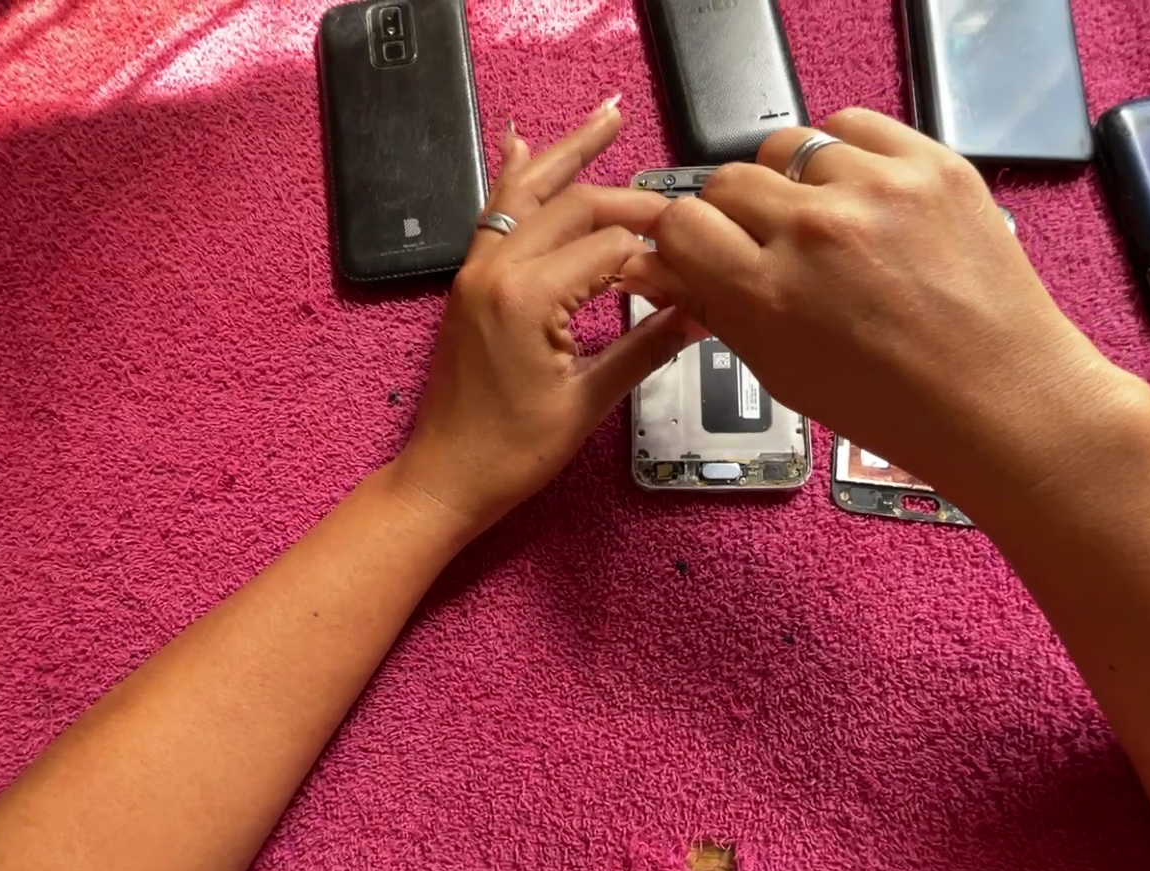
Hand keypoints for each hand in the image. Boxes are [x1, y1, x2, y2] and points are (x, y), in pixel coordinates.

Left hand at [392, 99, 704, 533]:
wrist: (446, 476)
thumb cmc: (514, 453)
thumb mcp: (588, 402)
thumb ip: (646, 348)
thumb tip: (703, 313)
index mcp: (529, 298)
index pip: (611, 246)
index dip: (658, 253)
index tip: (691, 267)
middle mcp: (496, 269)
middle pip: (573, 205)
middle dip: (627, 200)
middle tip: (674, 203)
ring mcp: (474, 273)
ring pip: (526, 194)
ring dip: (567, 155)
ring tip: (607, 115)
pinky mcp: (467, 284)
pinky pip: (493, 217)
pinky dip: (515, 182)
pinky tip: (524, 145)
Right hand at [619, 108, 1149, 504]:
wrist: (991, 395)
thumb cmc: (880, 401)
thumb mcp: (774, 369)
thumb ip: (712, 308)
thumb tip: (655, 270)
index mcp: (768, 294)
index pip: (680, 225)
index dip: (676, 241)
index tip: (691, 253)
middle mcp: (815, 231)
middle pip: (725, 182)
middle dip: (727, 217)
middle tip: (756, 249)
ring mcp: (876, 188)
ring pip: (784, 148)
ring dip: (783, 184)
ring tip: (813, 223)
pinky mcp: (930, 162)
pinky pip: (849, 125)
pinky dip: (835, 155)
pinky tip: (849, 194)